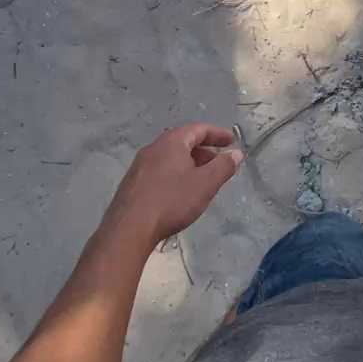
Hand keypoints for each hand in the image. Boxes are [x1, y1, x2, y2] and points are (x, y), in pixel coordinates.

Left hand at [104, 123, 242, 246]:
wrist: (127, 232)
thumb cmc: (171, 202)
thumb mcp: (206, 184)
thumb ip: (224, 166)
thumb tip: (236, 154)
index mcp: (172, 142)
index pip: (199, 129)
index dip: (218, 133)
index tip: (232, 141)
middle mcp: (153, 148)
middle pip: (183, 142)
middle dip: (203, 150)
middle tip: (217, 162)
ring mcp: (138, 167)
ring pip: (170, 158)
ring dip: (188, 164)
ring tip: (200, 180)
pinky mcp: (130, 186)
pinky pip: (158, 171)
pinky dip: (174, 175)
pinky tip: (177, 193)